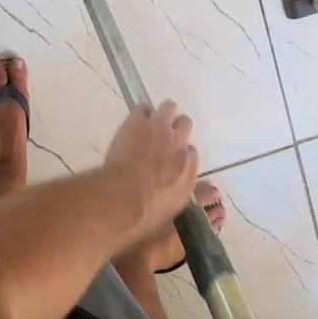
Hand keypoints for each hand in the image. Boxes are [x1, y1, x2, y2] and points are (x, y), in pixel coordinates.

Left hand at [105, 101, 198, 233]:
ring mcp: (159, 128)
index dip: (180, 153)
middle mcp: (179, 144)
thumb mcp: (172, 208)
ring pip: (169, 107)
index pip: (191, 152)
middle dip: (176, 127)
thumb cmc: (148, 211)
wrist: (126, 197)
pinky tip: (133, 123)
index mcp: (188, 168)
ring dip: (162, 113)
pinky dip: (139, 114)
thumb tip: (173, 188)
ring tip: (151, 121)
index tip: (171, 157)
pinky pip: (142, 108)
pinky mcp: (139, 120)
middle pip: (185, 124)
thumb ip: (178, 191)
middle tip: (163, 135)